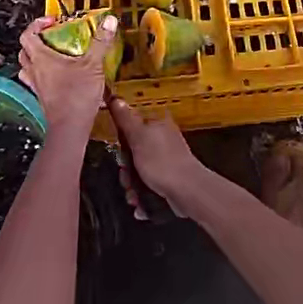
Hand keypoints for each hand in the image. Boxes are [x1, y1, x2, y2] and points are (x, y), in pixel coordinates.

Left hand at [17, 15, 116, 133]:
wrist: (70, 127)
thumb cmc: (77, 96)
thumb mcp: (93, 64)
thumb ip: (100, 42)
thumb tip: (109, 21)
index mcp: (42, 59)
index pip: (27, 35)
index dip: (37, 24)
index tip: (52, 21)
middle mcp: (34, 71)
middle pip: (24, 50)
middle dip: (36, 39)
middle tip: (52, 36)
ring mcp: (37, 85)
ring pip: (27, 66)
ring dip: (35, 57)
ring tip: (53, 54)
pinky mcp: (42, 97)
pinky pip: (36, 80)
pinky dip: (42, 73)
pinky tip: (57, 74)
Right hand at [108, 97, 205, 218]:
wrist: (186, 191)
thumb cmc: (161, 161)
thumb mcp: (139, 136)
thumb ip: (126, 119)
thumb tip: (116, 97)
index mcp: (157, 125)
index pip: (132, 126)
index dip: (122, 142)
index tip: (120, 153)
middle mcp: (163, 140)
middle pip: (133, 153)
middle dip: (127, 170)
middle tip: (128, 177)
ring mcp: (166, 161)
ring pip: (138, 172)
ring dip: (132, 187)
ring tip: (135, 196)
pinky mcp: (168, 180)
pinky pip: (148, 187)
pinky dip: (143, 197)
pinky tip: (141, 205)